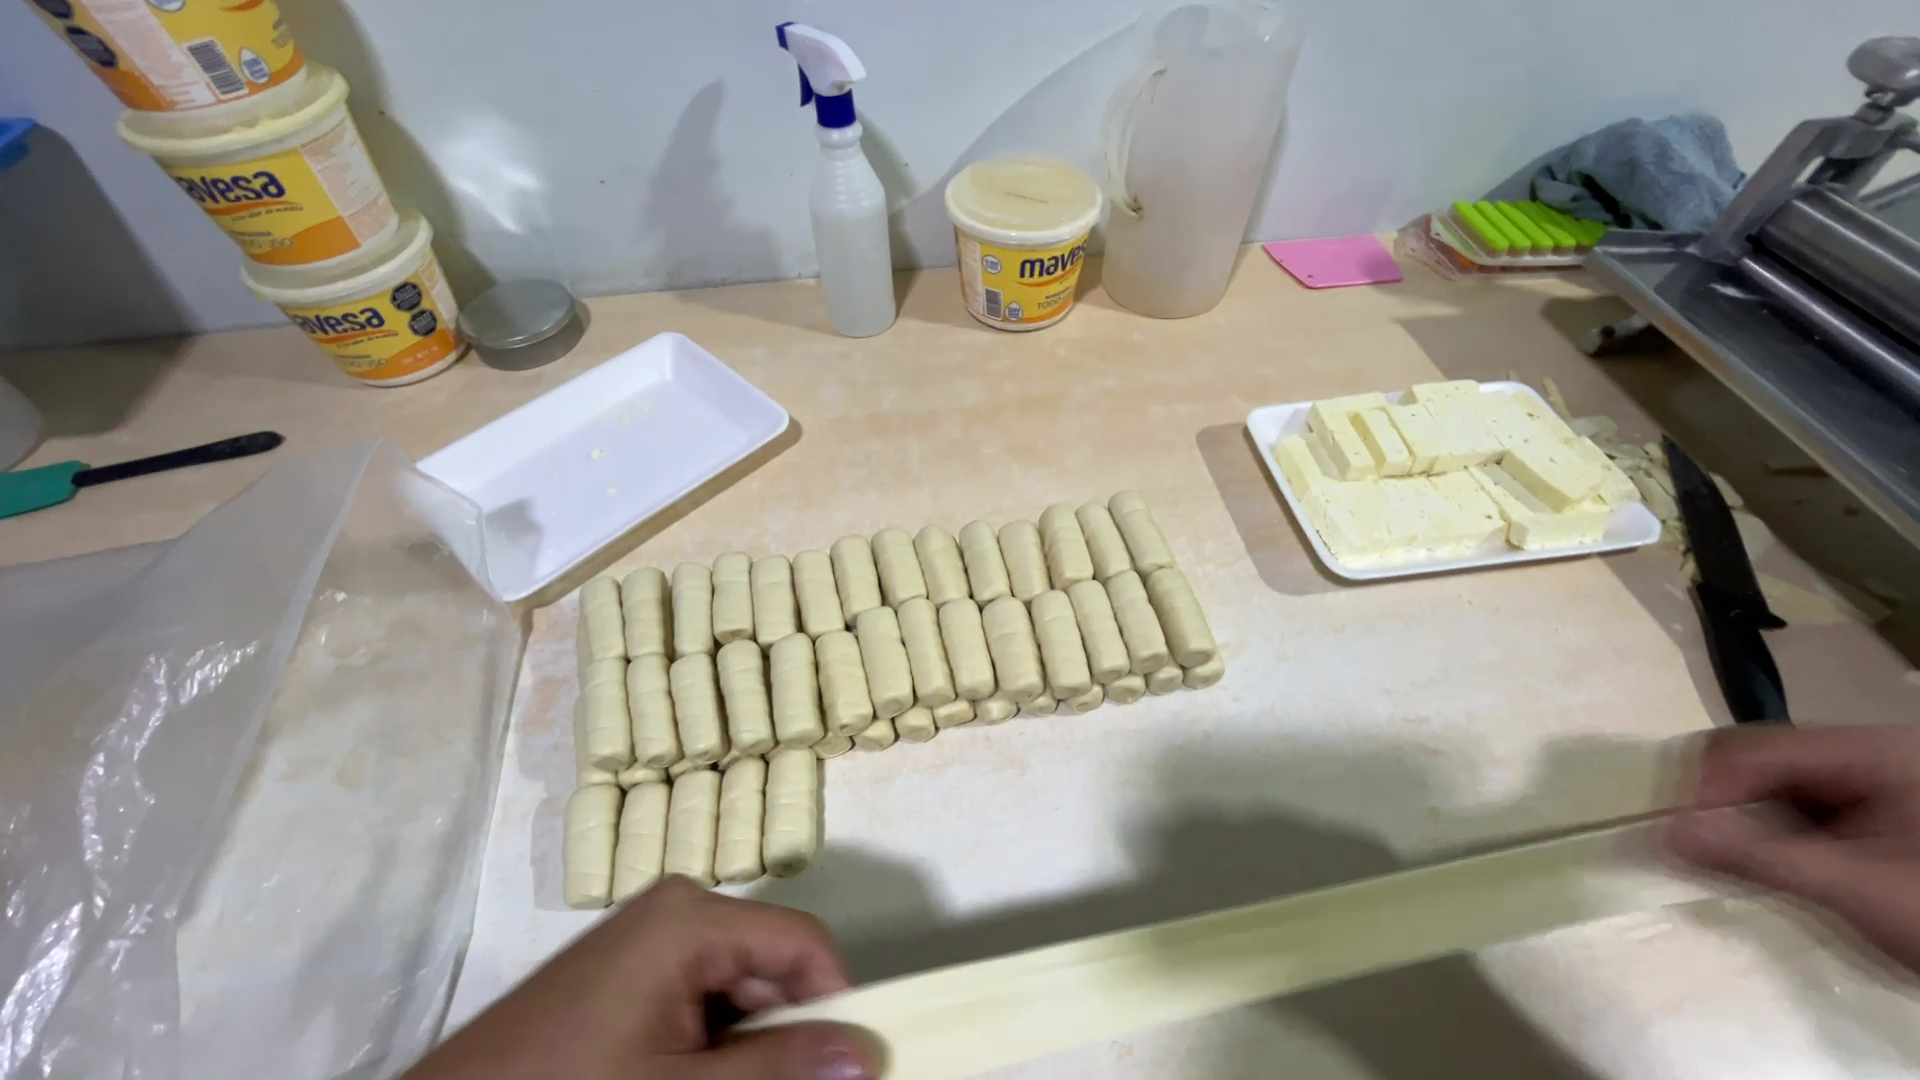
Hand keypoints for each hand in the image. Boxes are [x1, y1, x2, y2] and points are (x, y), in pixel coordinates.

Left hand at [406, 876, 873, 1079]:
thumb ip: (778, 1072)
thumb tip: (866, 1055)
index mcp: (693, 918)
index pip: (803, 943)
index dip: (835, 1004)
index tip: (849, 1071)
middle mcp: (678, 910)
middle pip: (770, 965)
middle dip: (785, 1035)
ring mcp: (648, 937)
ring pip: (737, 987)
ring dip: (748, 1048)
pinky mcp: (628, 968)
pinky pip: (699, 996)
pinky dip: (711, 1044)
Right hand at [1664, 725, 1919, 974]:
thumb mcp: (1860, 891)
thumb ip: (1759, 858)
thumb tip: (1663, 833)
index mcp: (1877, 753)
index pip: (1755, 748)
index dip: (1708, 786)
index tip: (1679, 833)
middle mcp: (1872, 752)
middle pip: (1758, 755)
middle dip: (1719, 798)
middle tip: (1695, 842)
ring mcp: (1874, 778)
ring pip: (1770, 777)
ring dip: (1739, 814)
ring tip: (1729, 855)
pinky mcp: (1873, 806)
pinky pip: (1795, 799)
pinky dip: (1768, 825)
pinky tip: (1767, 857)